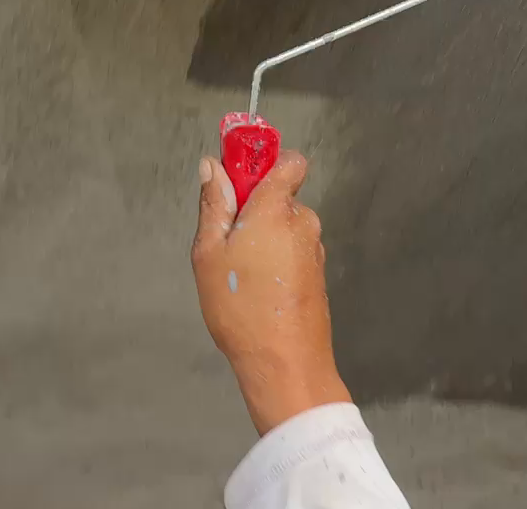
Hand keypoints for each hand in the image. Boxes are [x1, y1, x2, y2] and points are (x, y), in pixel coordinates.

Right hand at [193, 152, 352, 434]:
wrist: (287, 367)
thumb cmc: (240, 307)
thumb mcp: (209, 253)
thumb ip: (213, 204)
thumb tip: (213, 165)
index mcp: (277, 209)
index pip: (288, 160)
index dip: (263, 158)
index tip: (237, 173)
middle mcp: (302, 222)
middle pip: (279, 194)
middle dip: (253, 206)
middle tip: (225, 238)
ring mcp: (314, 249)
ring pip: (284, 223)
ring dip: (262, 234)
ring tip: (238, 270)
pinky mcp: (317, 273)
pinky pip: (291, 247)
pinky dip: (274, 255)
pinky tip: (256, 286)